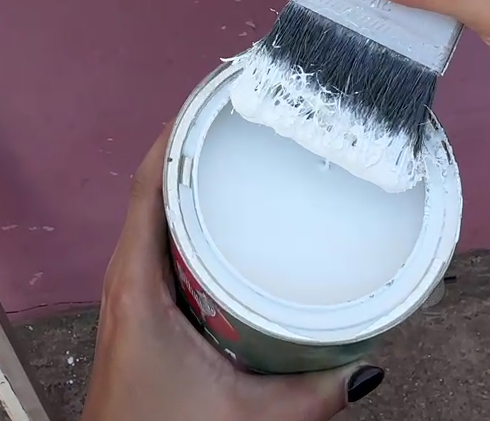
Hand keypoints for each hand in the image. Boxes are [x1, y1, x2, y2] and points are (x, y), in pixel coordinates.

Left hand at [81, 128, 382, 420]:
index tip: (214, 100)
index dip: (176, 134)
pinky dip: (188, 216)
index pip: (148, 183)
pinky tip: (226, 222)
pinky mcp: (139, 306)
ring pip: (156, 212)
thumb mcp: (241, 417)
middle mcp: (124, 272)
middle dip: (195, 148)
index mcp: (136, 280)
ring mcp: (129, 288)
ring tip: (239, 156)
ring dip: (190, 181)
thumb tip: (365, 367)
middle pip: (154, 187)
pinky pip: (160, 240)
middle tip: (244, 122)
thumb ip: (308, 397)